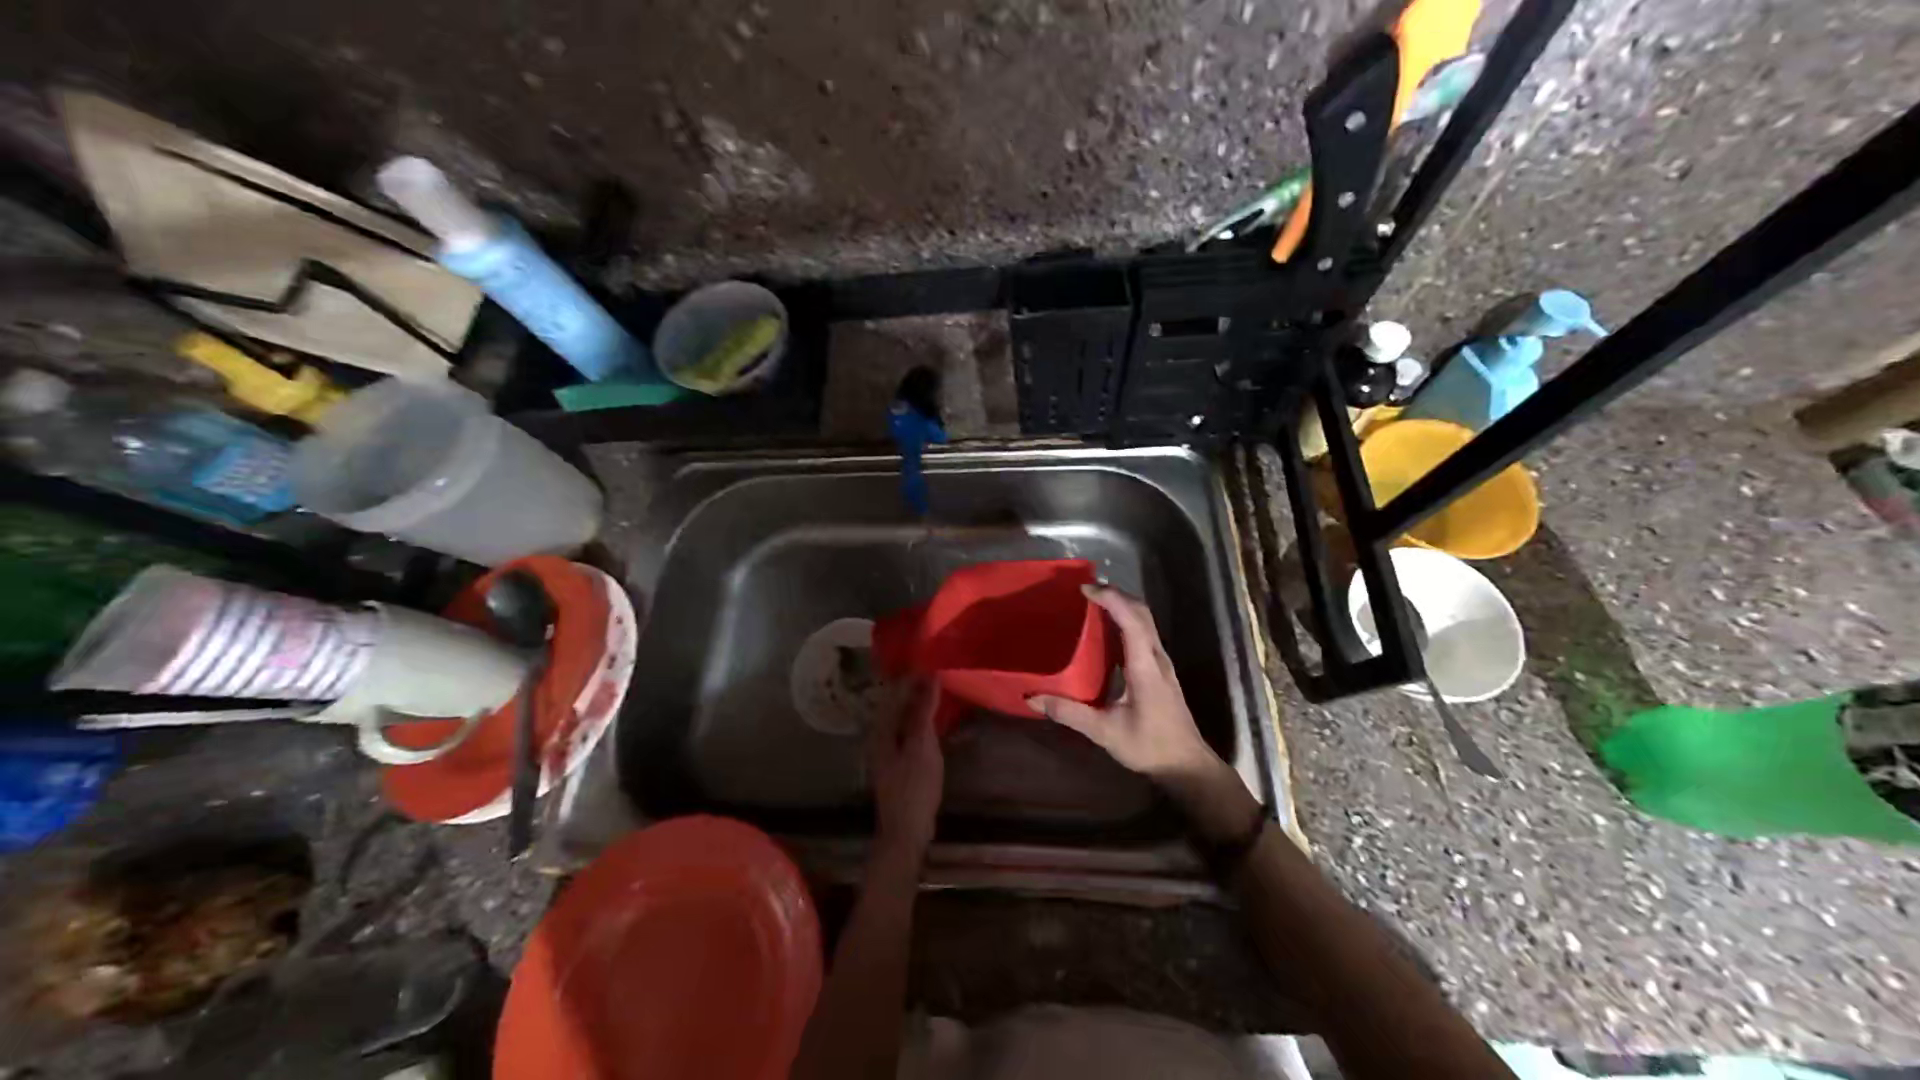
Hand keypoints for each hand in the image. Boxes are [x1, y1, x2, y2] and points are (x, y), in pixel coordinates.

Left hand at [868, 679, 943, 860]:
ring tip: (940, 690)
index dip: (911, 676)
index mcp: (881, 729)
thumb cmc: (914, 787)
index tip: (931, 660)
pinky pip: (909, 731)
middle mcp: (880, 736)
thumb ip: (923, 711)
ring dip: (919, 704)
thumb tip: (929, 678)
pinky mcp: (899, 762)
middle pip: (896, 704)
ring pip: (903, 717)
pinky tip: (936, 721)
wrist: (906, 830)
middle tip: (939, 672)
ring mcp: (888, 750)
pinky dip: (921, 720)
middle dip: (915, 688)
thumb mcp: (921, 745)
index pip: (894, 692)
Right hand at [1027, 584, 1223, 787]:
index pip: (1132, 621)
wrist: (1186, 765)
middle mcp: (1157, 658)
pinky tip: (1105, 630)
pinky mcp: (1160, 670)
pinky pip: (1143, 633)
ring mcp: (1161, 663)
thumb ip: (1069, 713)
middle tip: (1084, 591)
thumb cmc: (1149, 747)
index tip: (1084, 589)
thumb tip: (1032, 698)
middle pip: (1141, 613)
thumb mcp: (1105, 732)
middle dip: (1115, 595)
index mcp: (1145, 667)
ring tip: (1091, 604)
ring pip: (1145, 621)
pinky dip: (1125, 621)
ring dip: (1121, 606)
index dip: (1111, 599)